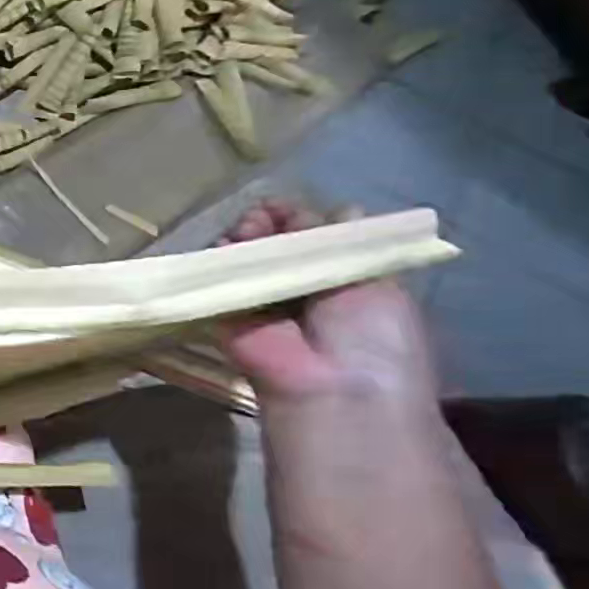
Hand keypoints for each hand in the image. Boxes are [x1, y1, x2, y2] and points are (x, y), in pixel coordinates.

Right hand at [218, 201, 438, 411]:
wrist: (333, 382)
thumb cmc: (372, 333)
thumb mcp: (372, 282)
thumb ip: (346, 246)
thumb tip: (342, 208)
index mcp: (337, 281)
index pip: (307, 239)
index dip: (293, 218)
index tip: (278, 205)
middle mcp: (296, 288)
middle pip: (270, 243)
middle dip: (263, 224)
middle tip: (258, 220)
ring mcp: (257, 299)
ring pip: (240, 255)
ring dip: (240, 237)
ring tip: (244, 232)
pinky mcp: (223, 309)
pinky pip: (215, 277)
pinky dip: (217, 258)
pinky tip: (224, 248)